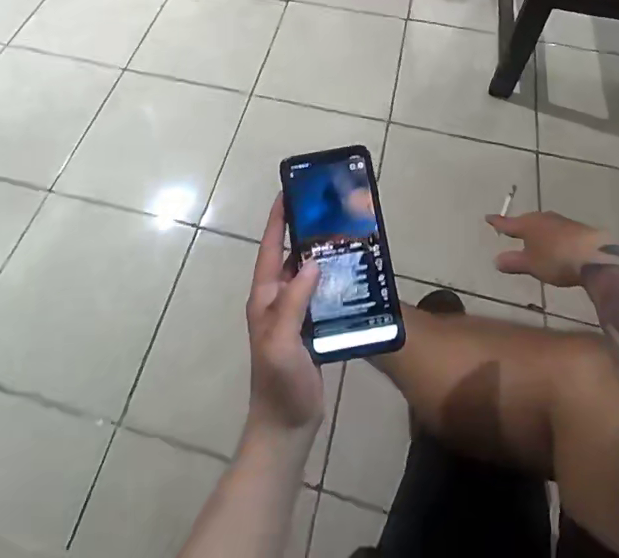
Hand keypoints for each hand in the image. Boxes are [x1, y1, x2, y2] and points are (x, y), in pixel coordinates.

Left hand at [247, 196, 322, 434]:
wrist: (286, 423)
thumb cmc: (278, 379)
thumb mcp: (281, 339)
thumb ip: (293, 301)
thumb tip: (311, 262)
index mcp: (264, 297)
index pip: (270, 250)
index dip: (276, 223)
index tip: (286, 195)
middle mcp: (276, 300)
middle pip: (290, 259)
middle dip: (303, 235)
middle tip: (327, 213)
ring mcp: (294, 316)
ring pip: (307, 277)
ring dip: (322, 259)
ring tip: (345, 239)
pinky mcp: (311, 331)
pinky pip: (321, 300)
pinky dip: (334, 286)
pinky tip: (354, 279)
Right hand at [486, 211, 612, 287]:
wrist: (598, 258)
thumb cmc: (556, 260)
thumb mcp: (531, 265)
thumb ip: (513, 262)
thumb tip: (496, 261)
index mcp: (526, 225)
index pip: (507, 223)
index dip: (497, 222)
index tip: (488, 217)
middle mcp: (542, 219)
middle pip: (528, 221)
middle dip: (522, 226)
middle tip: (517, 231)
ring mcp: (564, 222)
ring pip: (546, 224)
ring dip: (542, 231)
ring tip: (540, 241)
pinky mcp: (582, 229)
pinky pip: (563, 231)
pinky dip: (558, 237)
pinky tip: (562, 245)